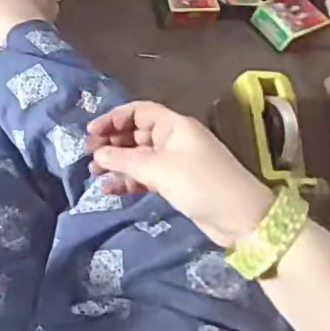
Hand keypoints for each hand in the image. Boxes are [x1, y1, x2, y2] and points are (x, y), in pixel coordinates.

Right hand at [86, 101, 275, 247]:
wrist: (240, 219)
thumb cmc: (200, 183)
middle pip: (135, 133)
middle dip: (110, 142)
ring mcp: (174, 161)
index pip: (138, 111)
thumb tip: (98, 153)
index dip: (113, 118)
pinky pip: (144, 175)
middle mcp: (173, 138)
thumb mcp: (158, 169)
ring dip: (116, 162)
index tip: (91, 132)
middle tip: (88, 155)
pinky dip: (128, 179)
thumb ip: (124, 159)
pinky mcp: (175, 182)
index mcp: (174, 125)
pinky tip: (111, 188)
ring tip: (94, 173)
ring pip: (137, 156)